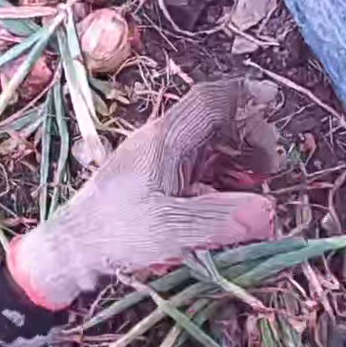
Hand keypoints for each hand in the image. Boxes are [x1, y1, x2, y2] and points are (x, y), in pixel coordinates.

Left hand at [6, 79, 281, 308]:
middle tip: (265, 170)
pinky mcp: (153, 178)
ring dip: (233, 162)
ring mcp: (156, 159)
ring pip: (206, 146)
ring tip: (248, 190)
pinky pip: (194, 168)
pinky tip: (220, 204)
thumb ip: (222, 218)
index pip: (210, 101)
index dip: (245, 96)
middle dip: (247, 139)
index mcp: (164, 140)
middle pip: (214, 122)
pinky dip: (216, 179)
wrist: (74, 250)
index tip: (271, 102)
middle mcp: (160, 141)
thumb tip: (268, 211)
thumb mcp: (173, 229)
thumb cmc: (117, 233)